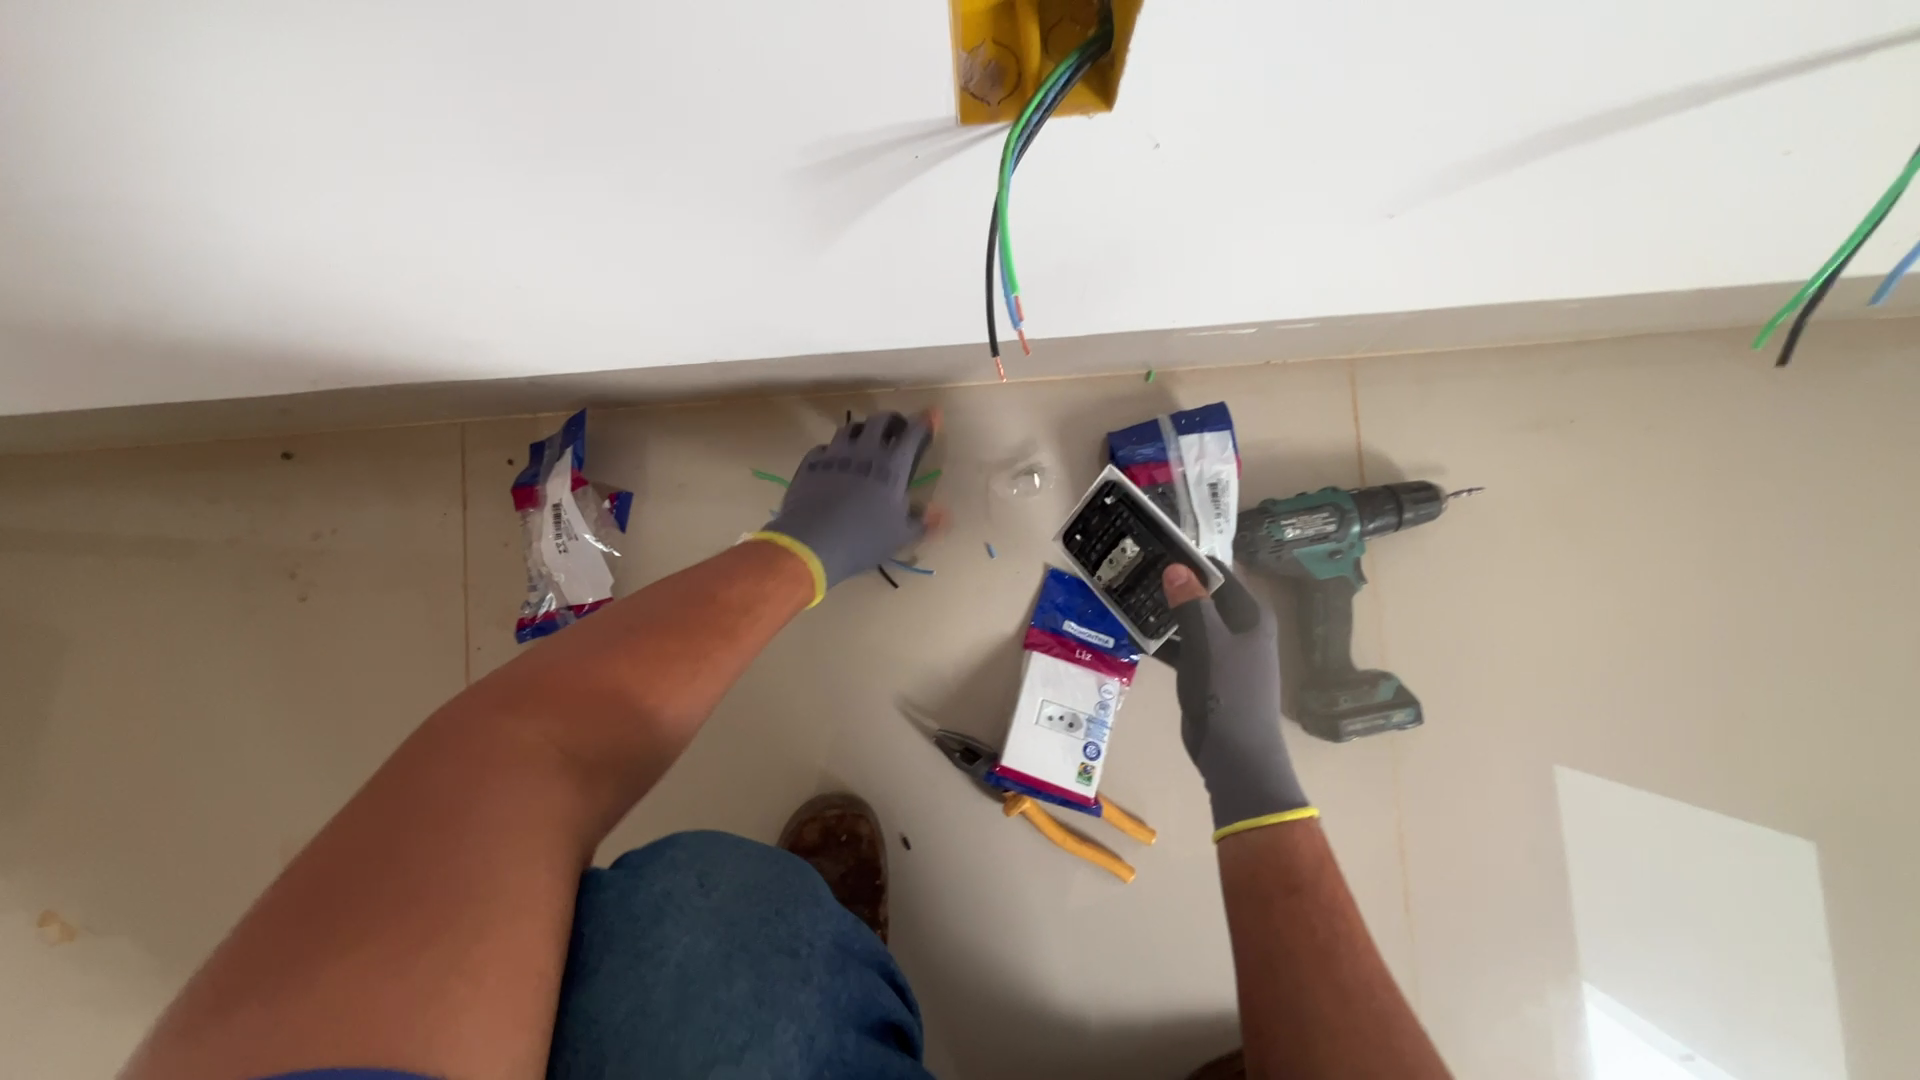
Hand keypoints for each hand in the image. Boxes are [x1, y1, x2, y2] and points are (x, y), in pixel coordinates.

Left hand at [757, 410, 936, 602]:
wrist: (812, 543)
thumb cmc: (864, 540)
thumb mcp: (900, 536)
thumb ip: (923, 522)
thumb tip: (943, 515)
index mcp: (892, 466)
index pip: (913, 433)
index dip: (924, 423)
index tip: (931, 417)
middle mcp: (865, 451)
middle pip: (880, 420)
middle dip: (893, 420)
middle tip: (898, 429)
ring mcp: (835, 454)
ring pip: (850, 428)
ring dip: (862, 430)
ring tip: (865, 441)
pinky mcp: (811, 463)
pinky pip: (824, 448)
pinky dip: (834, 451)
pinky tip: (835, 461)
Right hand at [1160, 561, 1311, 839]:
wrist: (1236, 755)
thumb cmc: (1227, 693)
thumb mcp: (1208, 643)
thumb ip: (1192, 603)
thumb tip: (1176, 567)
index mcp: (1252, 616)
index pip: (1221, 575)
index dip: (1191, 562)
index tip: (1156, 549)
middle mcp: (1242, 629)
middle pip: (1205, 597)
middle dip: (1173, 587)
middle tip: (1135, 572)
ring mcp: (1225, 653)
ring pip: (1192, 623)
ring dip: (1165, 615)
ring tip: (1129, 598)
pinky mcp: (1208, 674)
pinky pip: (1184, 648)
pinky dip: (1164, 642)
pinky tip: (1134, 635)